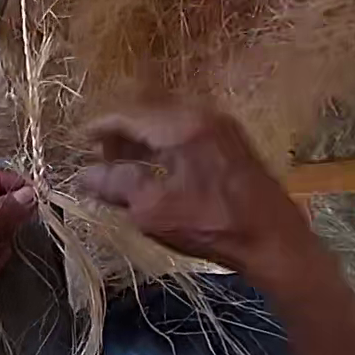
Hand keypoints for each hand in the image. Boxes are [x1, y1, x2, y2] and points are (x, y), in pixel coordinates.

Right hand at [76, 107, 324, 291]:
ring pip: (167, 120)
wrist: (275, 242)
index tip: (79, 140)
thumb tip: (83, 175)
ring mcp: (220, 126)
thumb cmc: (211, 226)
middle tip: (99, 154)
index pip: (128, 116)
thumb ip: (116, 186)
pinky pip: (184, 129)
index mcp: (181, 127)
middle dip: (120, 132)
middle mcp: (202, 115)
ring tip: (122, 161)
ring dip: (141, 137)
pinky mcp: (230, 140)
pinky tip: (154, 164)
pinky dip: (162, 141)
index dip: (100, 128)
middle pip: (148, 112)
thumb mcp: (153, 210)